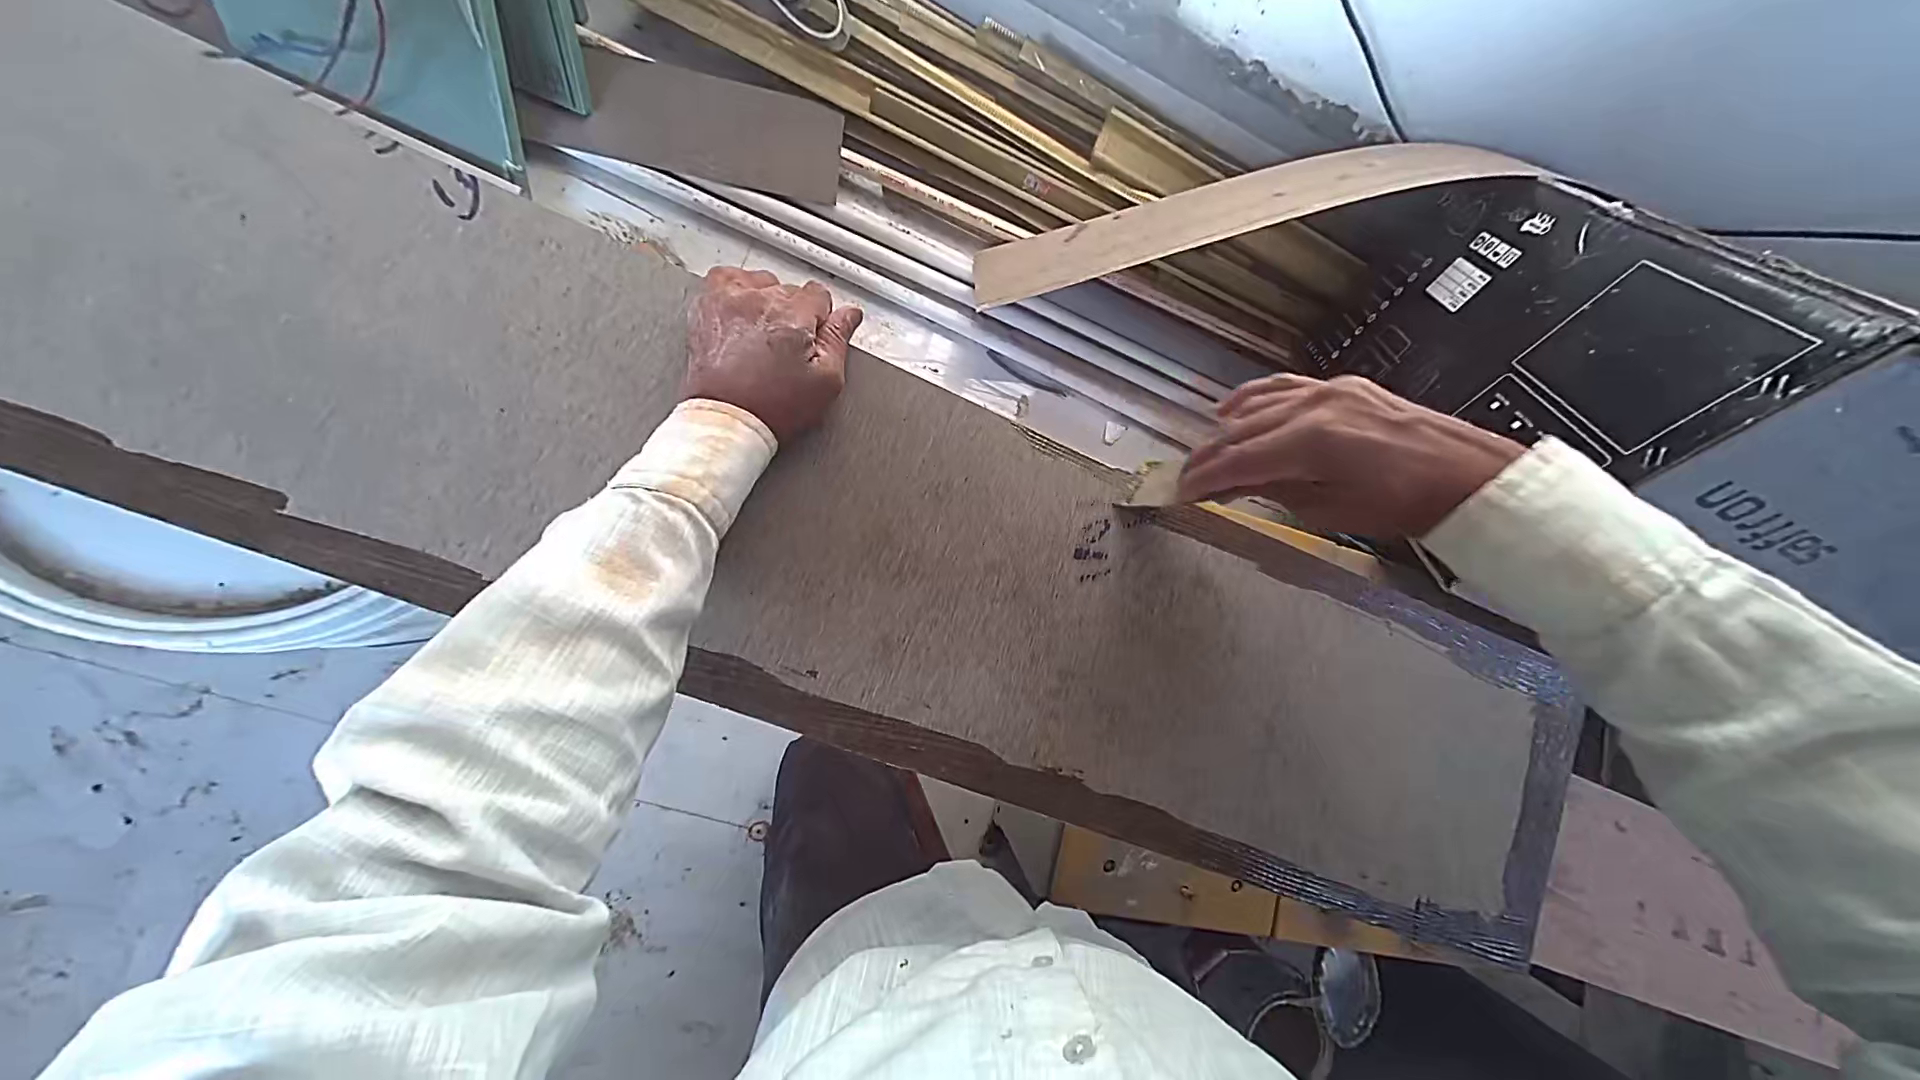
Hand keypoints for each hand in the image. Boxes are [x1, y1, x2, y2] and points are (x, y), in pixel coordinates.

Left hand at [684, 267, 863, 441]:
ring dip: (766, 301)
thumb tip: (850, 315)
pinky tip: (743, 314)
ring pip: (761, 282)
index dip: (821, 320)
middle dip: (795, 315)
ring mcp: (730, 300)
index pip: (820, 295)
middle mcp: (760, 300)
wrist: (728, 419)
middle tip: (789, 348)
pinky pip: (725, 279)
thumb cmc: (772, 407)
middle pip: (790, 290)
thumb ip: (840, 339)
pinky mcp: (707, 306)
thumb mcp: (826, 381)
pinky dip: (736, 291)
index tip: (814, 340)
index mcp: (793, 315)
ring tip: (765, 334)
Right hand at [1175, 374, 1525, 536]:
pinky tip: (1231, 409)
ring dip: (1223, 433)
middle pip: (1237, 433)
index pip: (1236, 461)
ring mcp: (1327, 392)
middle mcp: (1314, 408)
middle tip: (1184, 480)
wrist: (1465, 477)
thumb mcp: (1327, 510)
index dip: (1202, 480)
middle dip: (1205, 459)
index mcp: (1311, 443)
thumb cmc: (1406, 502)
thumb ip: (1271, 491)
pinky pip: (1282, 386)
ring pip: (1254, 408)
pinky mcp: (1341, 387)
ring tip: (1203, 454)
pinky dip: (1251, 399)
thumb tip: (1231, 486)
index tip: (1180, 493)